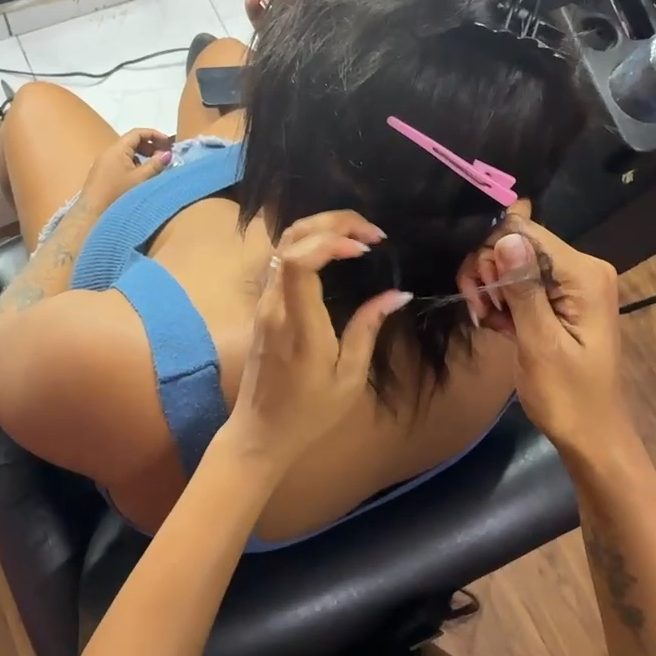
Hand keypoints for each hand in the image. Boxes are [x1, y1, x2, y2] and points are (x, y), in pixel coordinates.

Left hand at [80, 129, 172, 210]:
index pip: (137, 133)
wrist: (92, 214)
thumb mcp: (140, 179)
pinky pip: (120, 163)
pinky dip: (133, 165)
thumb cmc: (118, 194)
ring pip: (126, 153)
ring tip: (154, 169)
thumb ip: (155, 165)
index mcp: (117, 149)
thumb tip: (167, 154)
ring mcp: (103, 163)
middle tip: (163, 157)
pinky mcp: (101, 174)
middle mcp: (108, 152)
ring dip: (142, 157)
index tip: (168, 144)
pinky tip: (139, 179)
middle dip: (150, 147)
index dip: (155, 135)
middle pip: (132, 142)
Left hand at [223, 211, 411, 468]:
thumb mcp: (349, 378)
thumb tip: (397, 294)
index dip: (331, 240)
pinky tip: (336, 252)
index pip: (299, 262)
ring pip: (283, 247)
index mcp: (298, 326)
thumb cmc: (308, 413)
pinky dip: (309, 245)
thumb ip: (368, 329)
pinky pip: (282, 262)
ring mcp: (263, 305)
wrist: (259, 433)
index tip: (366, 247)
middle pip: (290, 241)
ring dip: (320, 230)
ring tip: (359, 236)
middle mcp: (274, 307)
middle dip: (331, 223)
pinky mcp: (262, 308)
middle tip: (371, 232)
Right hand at [482, 214, 630, 454]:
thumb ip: (524, 289)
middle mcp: (582, 269)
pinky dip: (503, 301)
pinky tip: (498, 325)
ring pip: (513, 262)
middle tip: (483, 312)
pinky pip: (520, 283)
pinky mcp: (560, 299)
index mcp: (583, 274)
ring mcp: (572, 284)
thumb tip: (506, 239)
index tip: (482, 294)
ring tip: (489, 320)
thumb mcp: (540, 343)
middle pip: (516, 244)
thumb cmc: (567, 394)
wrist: (590, 434)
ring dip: (491, 289)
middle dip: (489, 272)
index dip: (493, 255)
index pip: (524, 233)